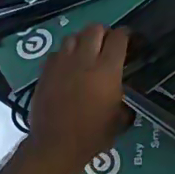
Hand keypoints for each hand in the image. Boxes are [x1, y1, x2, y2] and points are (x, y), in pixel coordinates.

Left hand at [27, 24, 131, 168]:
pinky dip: (64, 54)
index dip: (125, 35)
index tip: (128, 40)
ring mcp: (62, 63)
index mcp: (107, 70)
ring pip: (73, 36)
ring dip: (82, 40)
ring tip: (86, 52)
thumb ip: (123, 100)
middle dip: (103, 33)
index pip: (118, 38)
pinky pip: (56, 52)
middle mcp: (84, 59)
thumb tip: (121, 94)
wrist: (56, 144)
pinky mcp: (45, 70)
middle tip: (106, 45)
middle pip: (94, 29)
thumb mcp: (119, 120)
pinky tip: (67, 66)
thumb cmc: (92, 135)